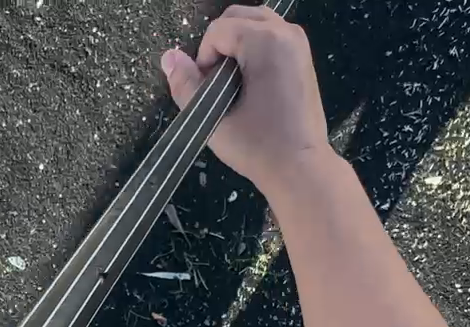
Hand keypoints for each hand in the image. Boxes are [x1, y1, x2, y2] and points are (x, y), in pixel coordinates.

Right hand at [161, 5, 330, 193]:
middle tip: (217, 86)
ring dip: (235, 47)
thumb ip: (187, 86)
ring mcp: (297, 42)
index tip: (209, 93)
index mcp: (265, 42)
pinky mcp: (301, 56)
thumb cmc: (258, 148)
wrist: (299, 167)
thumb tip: (168, 58)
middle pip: (237, 17)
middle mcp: (285, 32)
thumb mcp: (214, 119)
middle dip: (219, 46)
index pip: (218, 30)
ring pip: (254, 23)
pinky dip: (253, 51)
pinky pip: (270, 37)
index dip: (203, 60)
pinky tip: (250, 86)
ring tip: (232, 86)